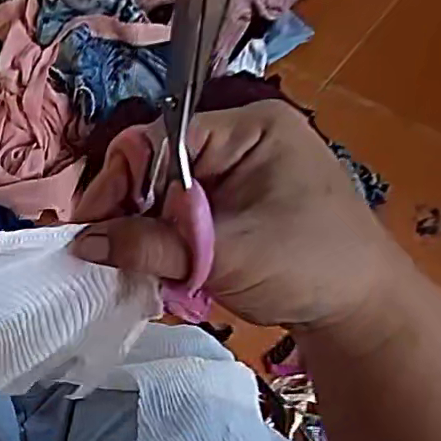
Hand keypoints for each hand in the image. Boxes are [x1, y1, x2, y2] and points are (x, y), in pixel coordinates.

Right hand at [71, 100, 411, 329]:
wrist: (358, 309)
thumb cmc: (309, 265)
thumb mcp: (226, 254)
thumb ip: (152, 247)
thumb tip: (83, 242)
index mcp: (247, 130)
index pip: (159, 140)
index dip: (119, 182)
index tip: (90, 229)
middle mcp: (235, 146)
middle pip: (155, 171)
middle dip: (129, 216)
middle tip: (106, 258)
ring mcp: (232, 182)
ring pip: (161, 203)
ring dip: (144, 240)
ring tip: (132, 271)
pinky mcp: (227, 215)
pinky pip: (177, 225)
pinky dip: (162, 251)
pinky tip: (156, 273)